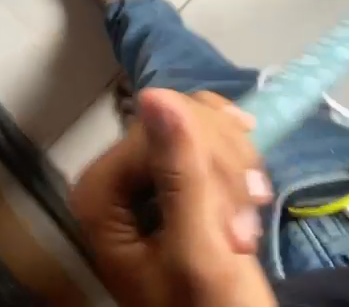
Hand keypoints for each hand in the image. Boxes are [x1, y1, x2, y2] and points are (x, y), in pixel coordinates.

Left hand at [72, 89, 276, 306]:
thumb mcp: (201, 255)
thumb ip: (179, 174)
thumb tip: (155, 93)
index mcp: (98, 189)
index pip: (155, 127)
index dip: (206, 159)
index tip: (245, 218)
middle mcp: (111, 174)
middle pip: (173, 122)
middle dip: (223, 169)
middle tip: (246, 231)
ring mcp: (140, 179)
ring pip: (194, 127)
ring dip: (235, 174)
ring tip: (248, 229)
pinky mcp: (171, 185)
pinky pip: (204, 145)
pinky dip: (236, 172)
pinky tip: (250, 203)